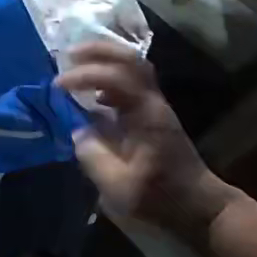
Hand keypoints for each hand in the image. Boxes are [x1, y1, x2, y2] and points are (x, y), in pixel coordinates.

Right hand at [56, 42, 241, 244]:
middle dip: (98, 51)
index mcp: (147, 115)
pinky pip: (132, 83)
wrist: (198, 205)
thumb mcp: (118, 186)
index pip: (116, 77)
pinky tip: (94, 94)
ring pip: (133, 67)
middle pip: (130, 59)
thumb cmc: (160, 198)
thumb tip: (78, 132)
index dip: (85, 75)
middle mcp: (153, 102)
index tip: (58, 85)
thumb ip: (93, 156)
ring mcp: (156, 106)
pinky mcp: (153, 115)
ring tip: (76, 65)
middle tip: (68, 54)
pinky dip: (110, 78)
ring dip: (105, 60)